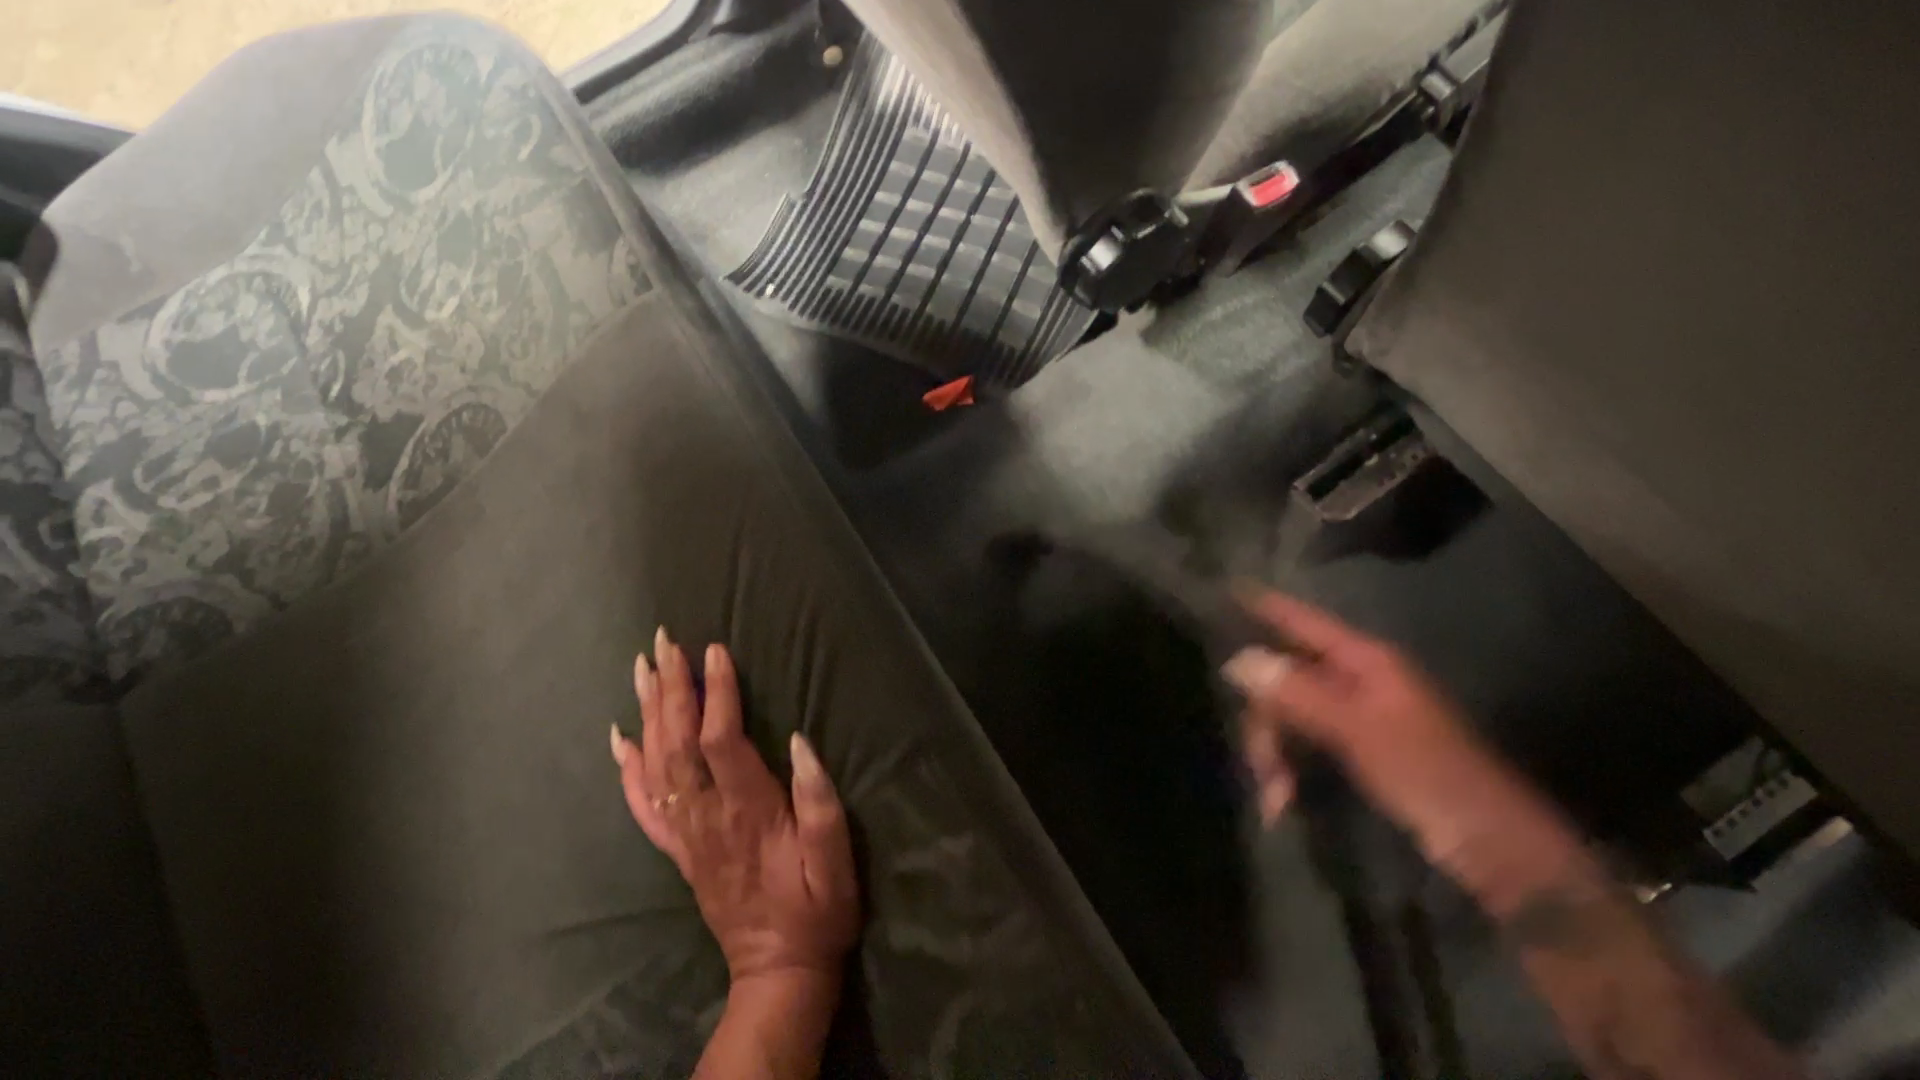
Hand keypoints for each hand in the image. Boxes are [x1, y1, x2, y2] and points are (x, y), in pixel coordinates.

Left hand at [611, 628, 859, 984]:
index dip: (718, 694)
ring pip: (656, 764)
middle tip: (665, 641)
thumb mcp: (836, 860)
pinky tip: (619, 736)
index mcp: (749, 812)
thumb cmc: (817, 909)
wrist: (778, 968)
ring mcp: (685, 834)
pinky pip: (642, 805)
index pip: (722, 741)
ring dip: (648, 712)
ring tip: (642, 667)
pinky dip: (627, 767)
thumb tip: (800, 742)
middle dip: (672, 688)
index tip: (716, 651)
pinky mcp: (677, 850)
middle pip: (678, 743)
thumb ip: (819, 800)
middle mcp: (707, 817)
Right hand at [1222, 591, 1502, 844]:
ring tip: (1275, 798)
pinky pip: (1304, 746)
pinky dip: (1289, 771)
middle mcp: (1357, 681)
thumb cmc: (1430, 774)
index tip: (1224, 591)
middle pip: (1286, 679)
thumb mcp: (1359, 730)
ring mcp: (1356, 718)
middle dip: (1265, 722)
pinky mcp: (1355, 753)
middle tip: (1262, 768)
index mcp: (1366, 662)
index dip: (1265, 609)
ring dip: (1275, 754)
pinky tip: (1282, 802)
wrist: (1490, 843)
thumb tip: (1238, 659)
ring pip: (1290, 717)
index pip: (1303, 622)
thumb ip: (1298, 693)